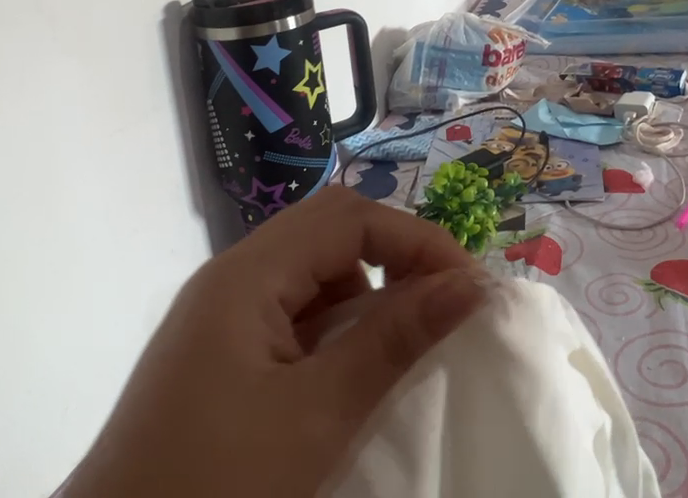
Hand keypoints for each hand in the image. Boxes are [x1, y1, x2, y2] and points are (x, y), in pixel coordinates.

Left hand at [61, 187, 487, 497]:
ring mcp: (222, 316)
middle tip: (446, 304)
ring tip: (406, 340)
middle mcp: (231, 278)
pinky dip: (336, 325)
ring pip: (312, 270)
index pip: (349, 217)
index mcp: (246, 276)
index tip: (468, 288)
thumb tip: (469, 283)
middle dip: (395, 255)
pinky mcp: (220, 354)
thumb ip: (394, 340)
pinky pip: (292, 312)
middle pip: (328, 230)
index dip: (415, 240)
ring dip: (367, 290)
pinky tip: (354, 368)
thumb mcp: (317, 414)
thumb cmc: (217, 484)